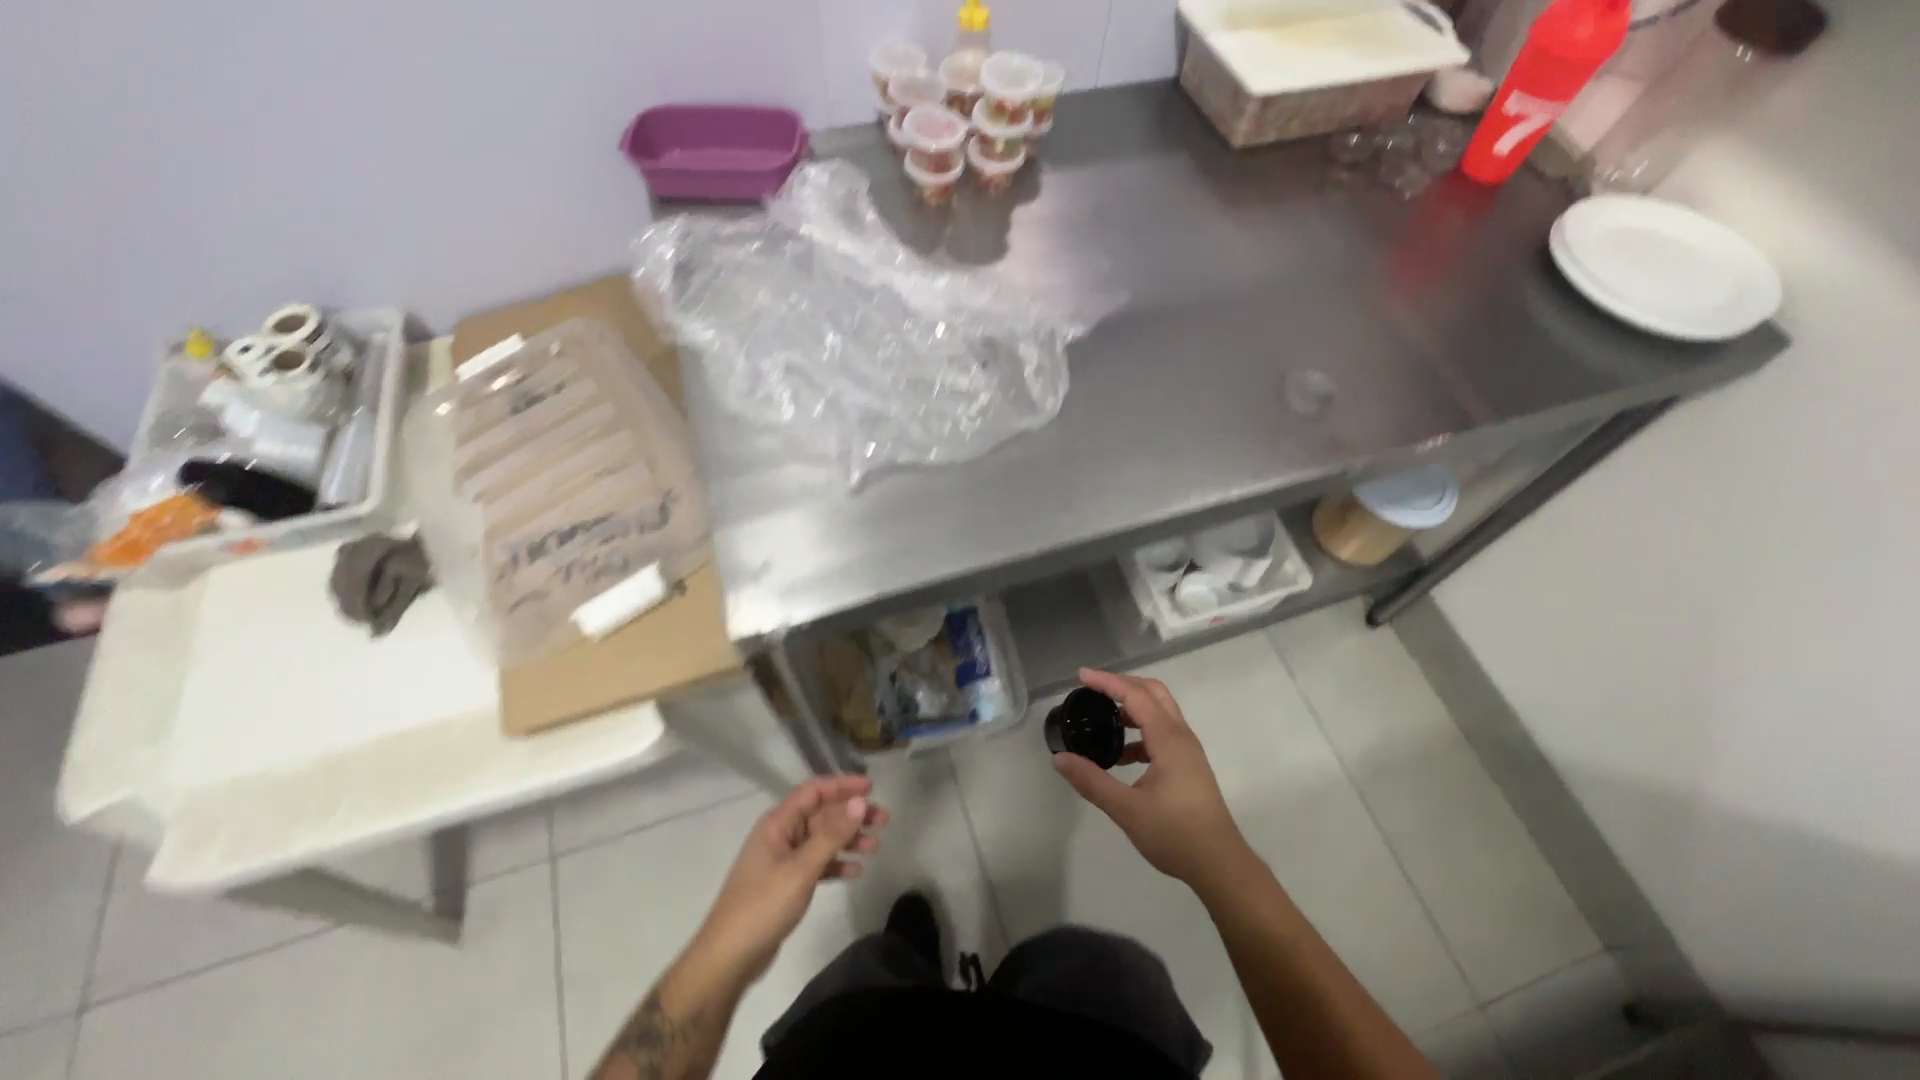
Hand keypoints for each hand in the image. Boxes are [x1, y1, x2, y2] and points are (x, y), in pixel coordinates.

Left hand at [693, 776, 890, 981]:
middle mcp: (781, 836)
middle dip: (852, 815)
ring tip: (875, 847)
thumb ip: (831, 835)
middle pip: (821, 815)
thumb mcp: (801, 868)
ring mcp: (784, 860)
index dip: (842, 786)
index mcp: (778, 823)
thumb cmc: (764, 904)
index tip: (871, 788)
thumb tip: (858, 801)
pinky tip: (856, 872)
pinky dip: (836, 865)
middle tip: (884, 820)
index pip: (813, 792)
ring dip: (848, 840)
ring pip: (822, 840)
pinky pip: (817, 864)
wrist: (730, 955)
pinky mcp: (787, 883)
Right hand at [1052, 668, 1253, 887]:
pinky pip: (1162, 733)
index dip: (1107, 682)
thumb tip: (1060, 758)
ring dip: (1132, 708)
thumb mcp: (1126, 809)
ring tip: (1103, 720)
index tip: (1081, 676)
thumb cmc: (1175, 834)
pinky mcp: (1189, 766)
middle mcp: (1181, 737)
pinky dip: (1140, 731)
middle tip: (1093, 690)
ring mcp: (1188, 751)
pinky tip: (1121, 756)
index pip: (1135, 696)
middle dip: (1122, 685)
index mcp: (1168, 740)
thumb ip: (1091, 781)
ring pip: (1160, 713)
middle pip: (1153, 693)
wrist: (1219, 864)